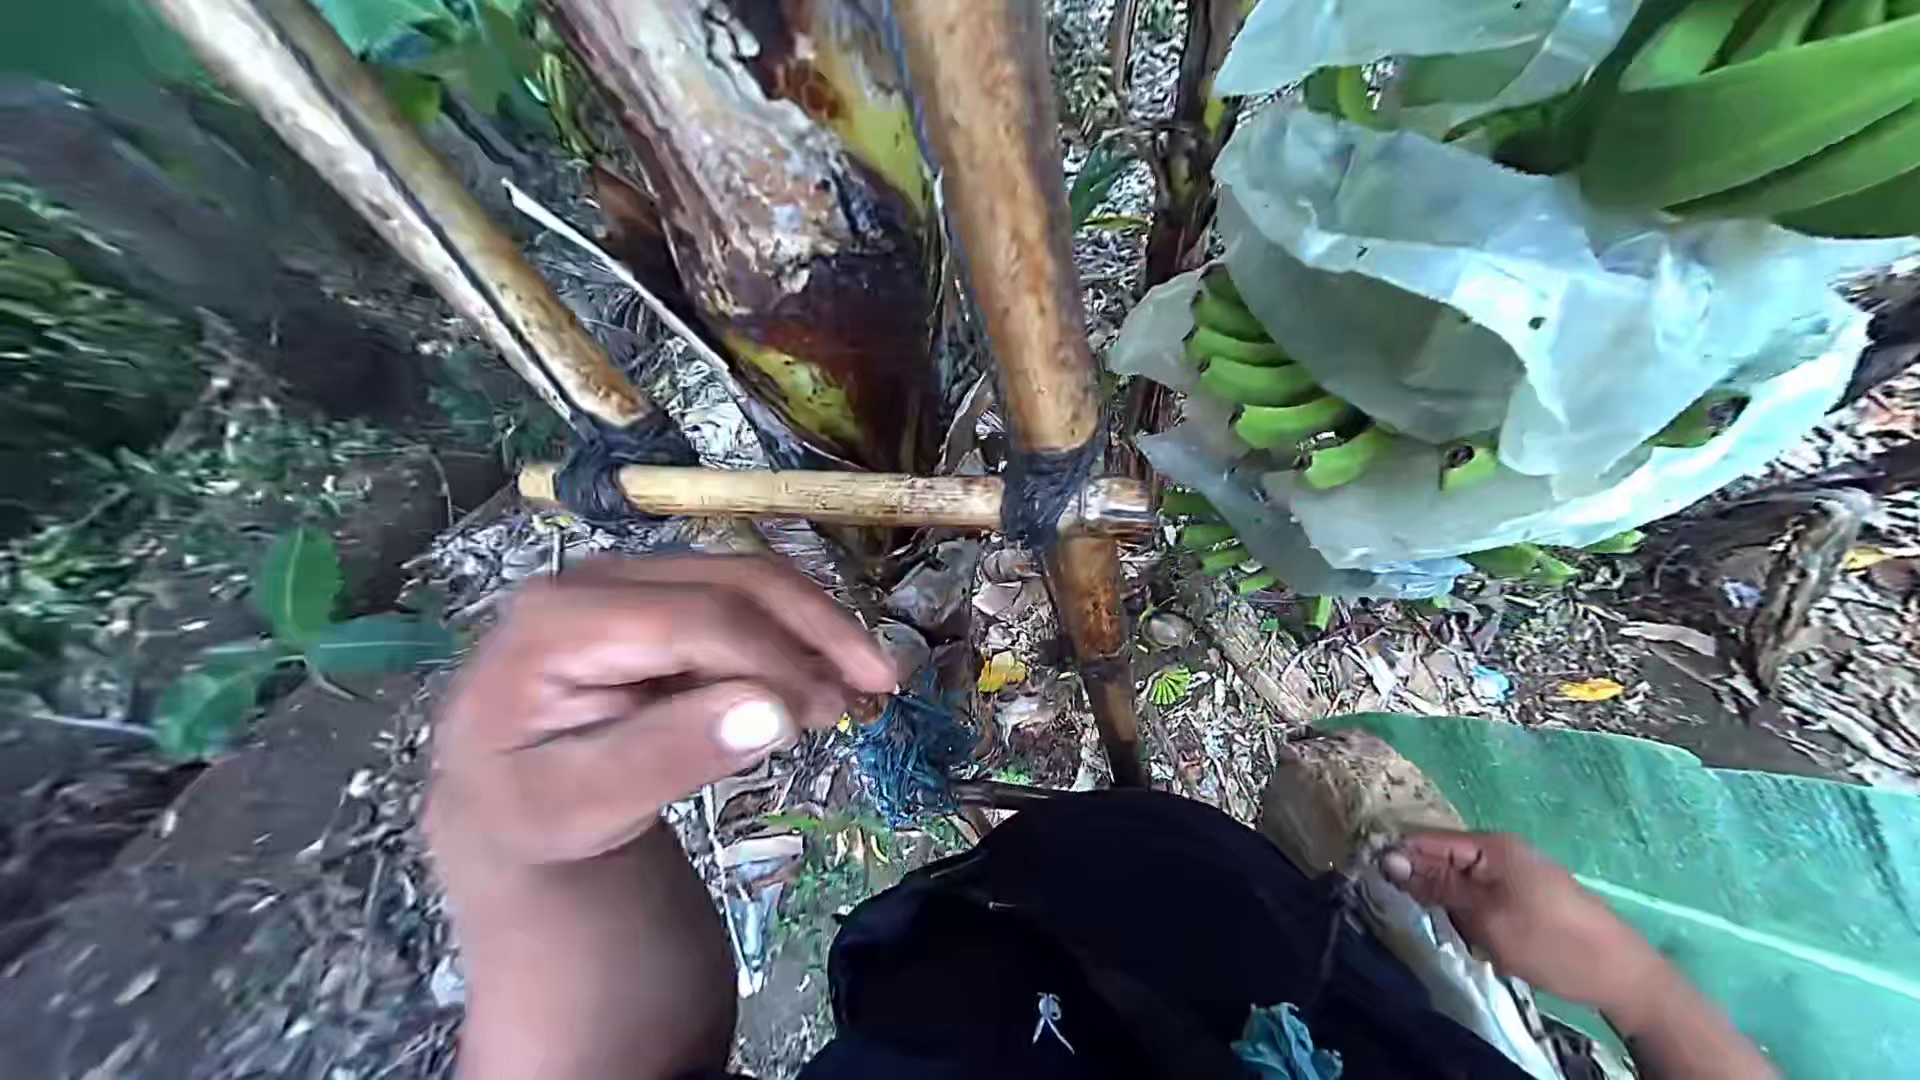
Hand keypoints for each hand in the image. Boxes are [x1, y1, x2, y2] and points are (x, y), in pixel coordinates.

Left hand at [427, 555, 897, 865]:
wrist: (511, 798)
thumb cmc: (534, 809)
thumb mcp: (581, 808)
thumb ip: (668, 758)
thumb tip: (774, 714)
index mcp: (559, 619)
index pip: (696, 618)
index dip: (774, 659)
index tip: (830, 712)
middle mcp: (600, 577)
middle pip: (735, 581)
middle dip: (818, 630)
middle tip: (879, 682)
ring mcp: (636, 580)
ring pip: (754, 581)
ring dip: (819, 629)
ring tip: (865, 682)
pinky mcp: (666, 596)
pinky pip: (748, 599)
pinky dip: (799, 634)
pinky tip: (829, 672)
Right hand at [1381, 831, 1671, 1027]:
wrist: (1634, 985)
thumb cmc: (1552, 943)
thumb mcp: (1484, 915)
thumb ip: (1435, 884)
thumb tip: (1386, 858)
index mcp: (1490, 845)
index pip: (1425, 838)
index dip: (1396, 855)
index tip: (1372, 876)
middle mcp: (1502, 849)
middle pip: (1441, 854)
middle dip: (1420, 877)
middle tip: (1405, 904)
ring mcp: (1519, 870)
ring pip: (1460, 874)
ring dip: (1445, 895)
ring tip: (1437, 919)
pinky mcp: (1530, 893)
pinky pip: (1481, 888)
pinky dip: (1467, 904)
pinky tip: (1467, 926)